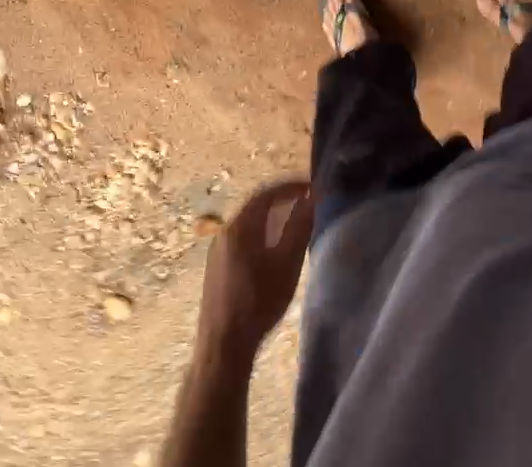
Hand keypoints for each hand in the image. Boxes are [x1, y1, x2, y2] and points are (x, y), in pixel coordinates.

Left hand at [197, 179, 315, 359]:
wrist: (224, 344)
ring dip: (272, 216)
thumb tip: (311, 197)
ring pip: (248, 221)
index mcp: (239, 227)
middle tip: (307, 200)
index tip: (313, 187)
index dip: (292, 186)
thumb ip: (299, 227)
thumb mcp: (287, 263)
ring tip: (296, 220)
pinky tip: (275, 246)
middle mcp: (224, 232)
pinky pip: (242, 236)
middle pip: (256, 205)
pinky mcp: (217, 266)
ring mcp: (217, 250)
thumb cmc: (260, 302)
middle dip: (283, 199)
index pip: (267, 193)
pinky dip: (262, 230)